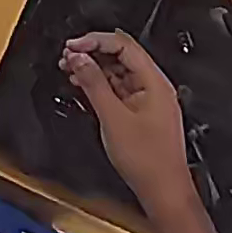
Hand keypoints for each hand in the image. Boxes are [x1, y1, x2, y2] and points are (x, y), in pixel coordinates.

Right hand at [60, 31, 192, 209]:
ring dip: (93, 68)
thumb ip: (94, 84)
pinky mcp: (140, 111)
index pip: (123, 45)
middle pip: (120, 55)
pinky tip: (83, 85)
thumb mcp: (113, 117)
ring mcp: (147, 98)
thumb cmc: (148, 161)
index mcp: (154, 82)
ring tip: (70, 68)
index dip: (95, 41)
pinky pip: (118, 88)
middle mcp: (153, 86)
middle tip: (68, 56)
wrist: (163, 192)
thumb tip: (79, 59)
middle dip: (92, 52)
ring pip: (117, 71)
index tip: (73, 46)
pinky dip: (99, 84)